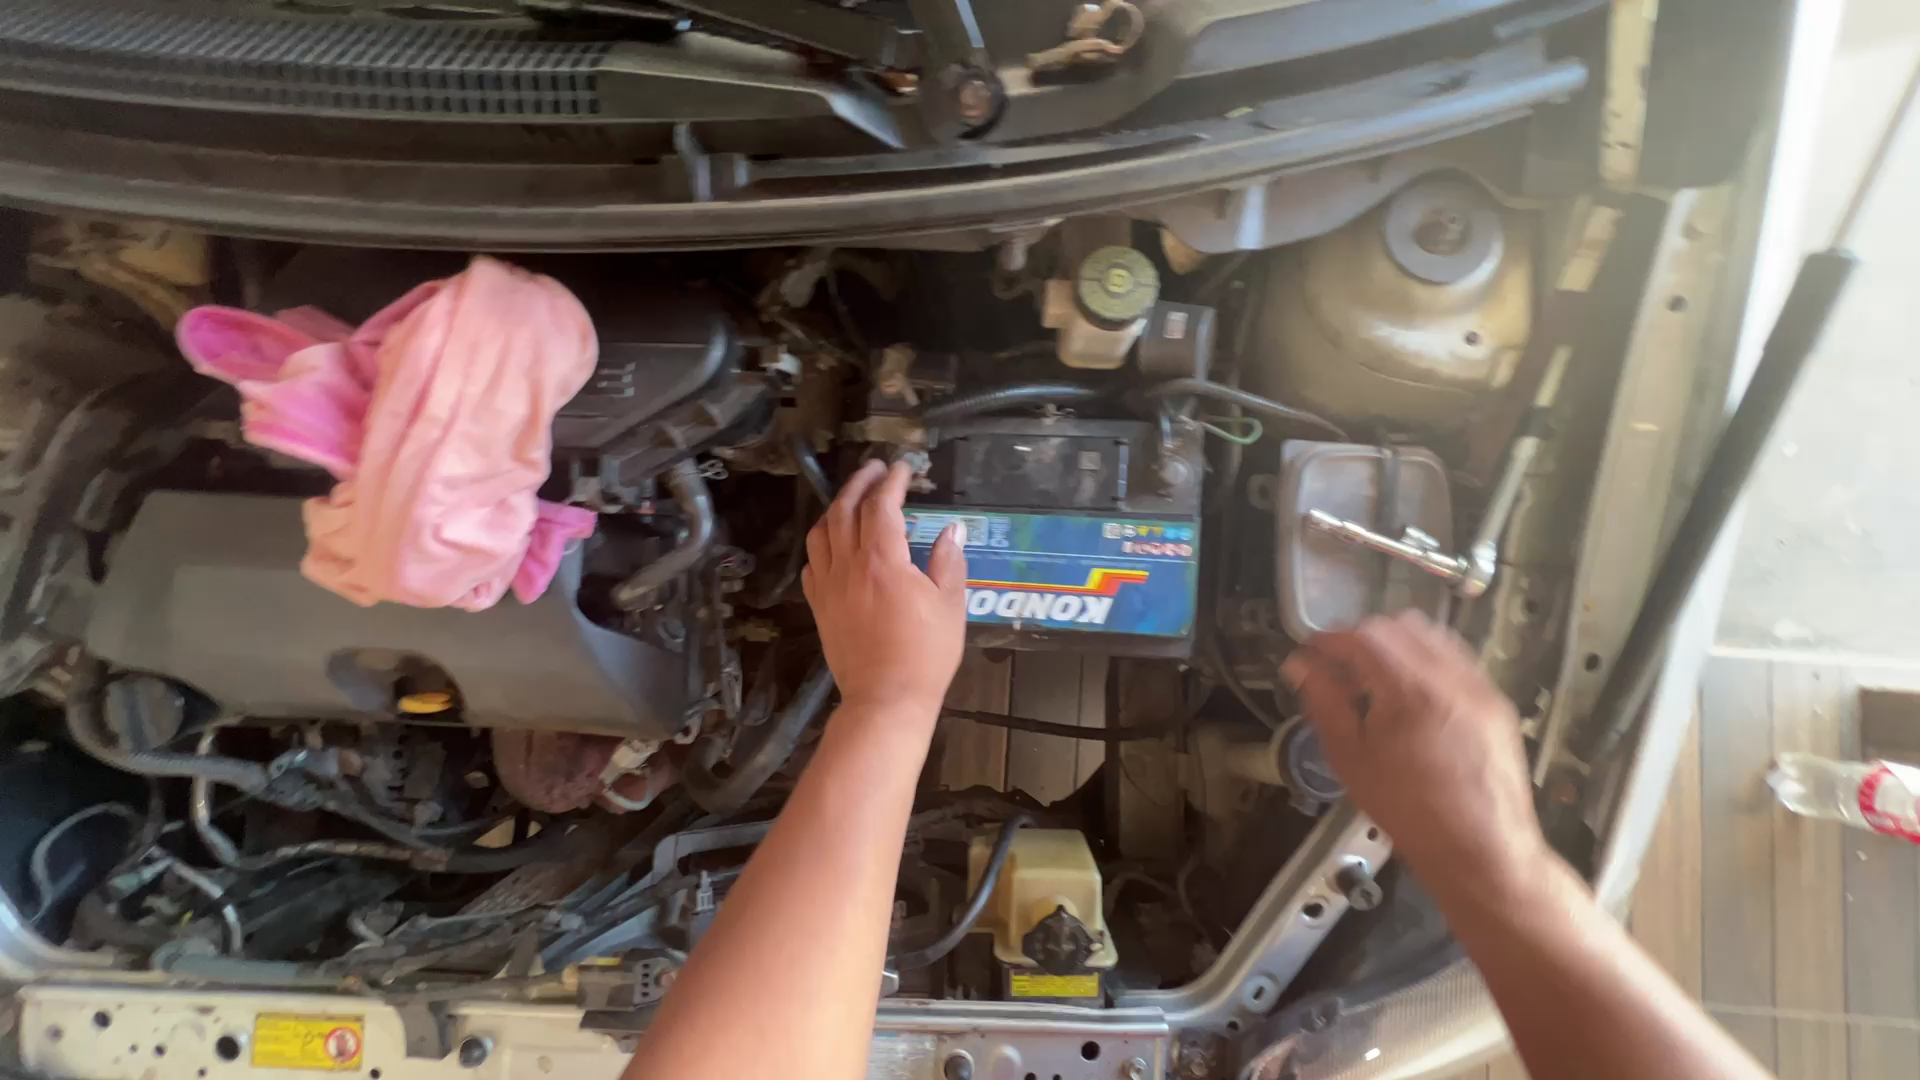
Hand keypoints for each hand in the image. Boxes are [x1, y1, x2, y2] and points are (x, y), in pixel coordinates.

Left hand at [802, 460, 967, 716]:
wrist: (886, 698)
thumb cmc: (925, 653)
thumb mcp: (949, 605)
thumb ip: (949, 561)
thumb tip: (951, 529)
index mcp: (883, 561)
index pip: (882, 506)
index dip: (892, 481)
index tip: (903, 468)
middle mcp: (849, 565)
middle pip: (846, 509)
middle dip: (860, 482)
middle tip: (876, 469)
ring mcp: (828, 586)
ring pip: (822, 532)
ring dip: (837, 507)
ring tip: (852, 498)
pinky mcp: (819, 606)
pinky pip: (813, 563)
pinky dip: (822, 543)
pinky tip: (833, 544)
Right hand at [1281, 611, 1547, 901]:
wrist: (1481, 850)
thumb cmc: (1404, 807)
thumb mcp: (1348, 756)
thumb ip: (1323, 701)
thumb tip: (1300, 664)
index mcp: (1409, 690)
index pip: (1362, 636)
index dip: (1328, 639)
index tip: (1309, 654)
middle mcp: (1450, 677)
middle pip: (1396, 626)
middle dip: (1359, 637)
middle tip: (1337, 666)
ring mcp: (1479, 686)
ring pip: (1430, 634)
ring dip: (1393, 643)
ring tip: (1372, 676)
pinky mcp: (1495, 701)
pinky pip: (1454, 657)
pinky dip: (1423, 658)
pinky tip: (1408, 691)